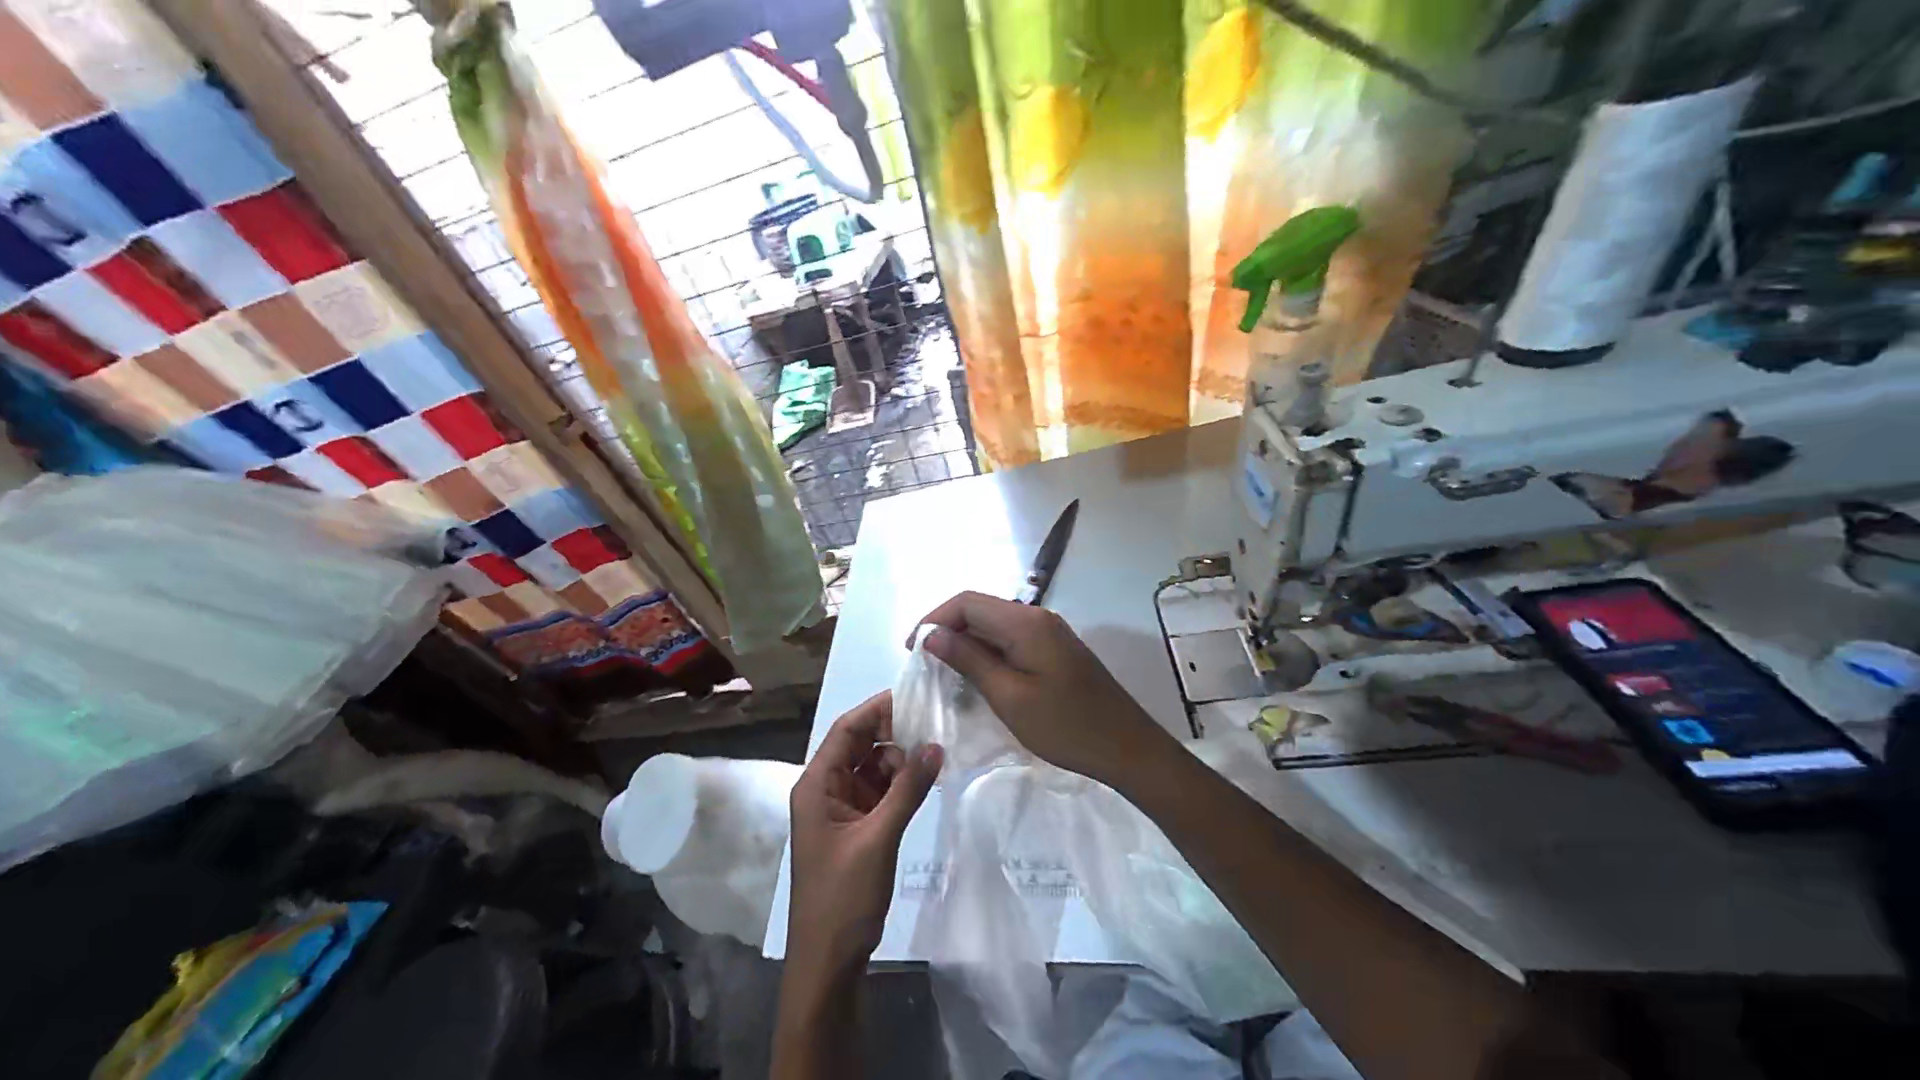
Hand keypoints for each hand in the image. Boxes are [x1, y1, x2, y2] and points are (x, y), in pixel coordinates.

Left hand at [786, 691, 940, 974]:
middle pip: (859, 745)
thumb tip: (936, 745)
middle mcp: (825, 790)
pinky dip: (900, 783)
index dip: (876, 708)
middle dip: (893, 732)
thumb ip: (908, 790)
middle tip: (934, 722)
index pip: (846, 730)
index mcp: (817, 785)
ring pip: (872, 768)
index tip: (913, 694)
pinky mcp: (856, 828)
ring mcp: (841, 809)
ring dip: (900, 759)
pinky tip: (927, 778)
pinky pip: (879, 792)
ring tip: (937, 751)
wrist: (829, 960)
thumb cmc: (843, 896)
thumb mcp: (879, 838)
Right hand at [914, 591, 1174, 788]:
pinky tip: (976, 678)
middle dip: (947, 630)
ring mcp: (1049, 633)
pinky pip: (1011, 640)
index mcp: (1026, 622)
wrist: (1127, 748)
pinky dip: (987, 653)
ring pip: (994, 625)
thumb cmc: (1066, 726)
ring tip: (943, 674)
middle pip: (980, 609)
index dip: (934, 619)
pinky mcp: (1055, 650)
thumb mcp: (1009, 696)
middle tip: (923, 664)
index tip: (911, 650)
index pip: (967, 602)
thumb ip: (969, 661)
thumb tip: (932, 635)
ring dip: (966, 643)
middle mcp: (1037, 617)